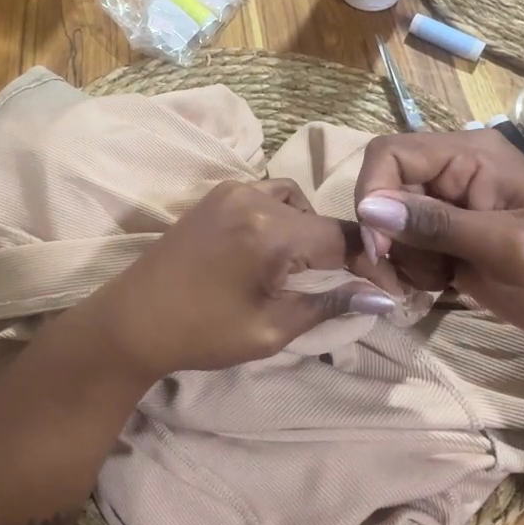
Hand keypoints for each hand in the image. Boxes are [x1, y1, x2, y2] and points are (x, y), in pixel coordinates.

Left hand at [65, 180, 395, 380]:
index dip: (372, 264)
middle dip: (341, 249)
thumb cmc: (202, 333)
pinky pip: (265, 195)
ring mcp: (231, 191)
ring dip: (309, 228)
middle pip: (319, 217)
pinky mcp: (214, 196)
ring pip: (294, 199)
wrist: (132, 321)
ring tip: (308, 267)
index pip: (343, 238)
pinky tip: (274, 250)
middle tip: (350, 285)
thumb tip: (383, 297)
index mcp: (271, 231)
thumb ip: (329, 304)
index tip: (390, 290)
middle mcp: (254, 198)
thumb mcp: (271, 328)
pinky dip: (282, 216)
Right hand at [350, 130, 523, 340]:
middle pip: (384, 190)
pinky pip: (404, 245)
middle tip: (408, 279)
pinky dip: (411, 269)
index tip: (378, 248)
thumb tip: (369, 207)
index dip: (372, 193)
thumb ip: (436, 224)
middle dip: (387, 237)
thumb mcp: (504, 247)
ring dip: (402, 258)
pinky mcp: (447, 235)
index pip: (390, 154)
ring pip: (388, 222)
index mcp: (470, 155)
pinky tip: (442, 284)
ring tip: (440, 281)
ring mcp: (449, 205)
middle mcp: (452, 171)